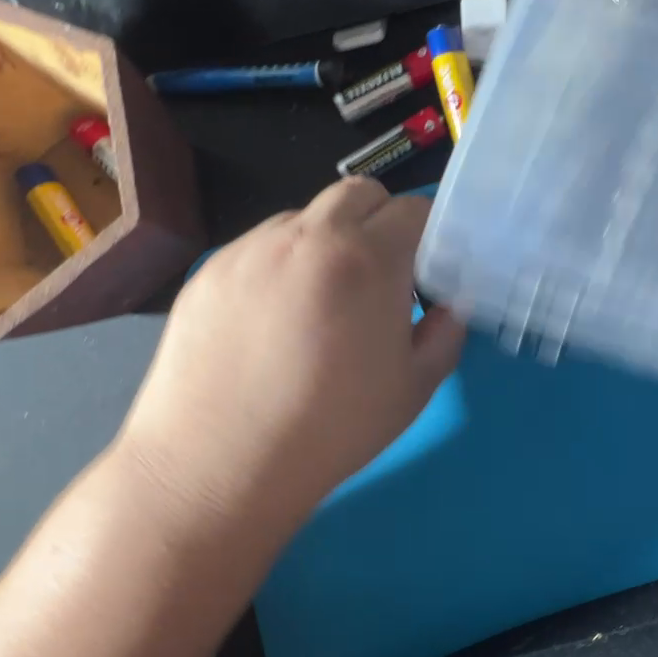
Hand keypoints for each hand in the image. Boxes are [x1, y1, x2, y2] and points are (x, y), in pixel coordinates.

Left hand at [115, 178, 463, 538]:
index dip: (431, 236)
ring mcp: (250, 249)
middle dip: (381, 223)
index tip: (429, 273)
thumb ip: (445, 335)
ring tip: (321, 305)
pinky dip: (282, 266)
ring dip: (329, 242)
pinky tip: (273, 323)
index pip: (414, 210)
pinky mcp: (210, 270)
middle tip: (381, 280)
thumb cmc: (332, 428)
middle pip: (358, 194)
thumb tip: (447, 308)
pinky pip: (261, 248)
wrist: (219, 463)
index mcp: (367, 260)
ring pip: (305, 218)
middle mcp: (307, 236)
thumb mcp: (414, 389)